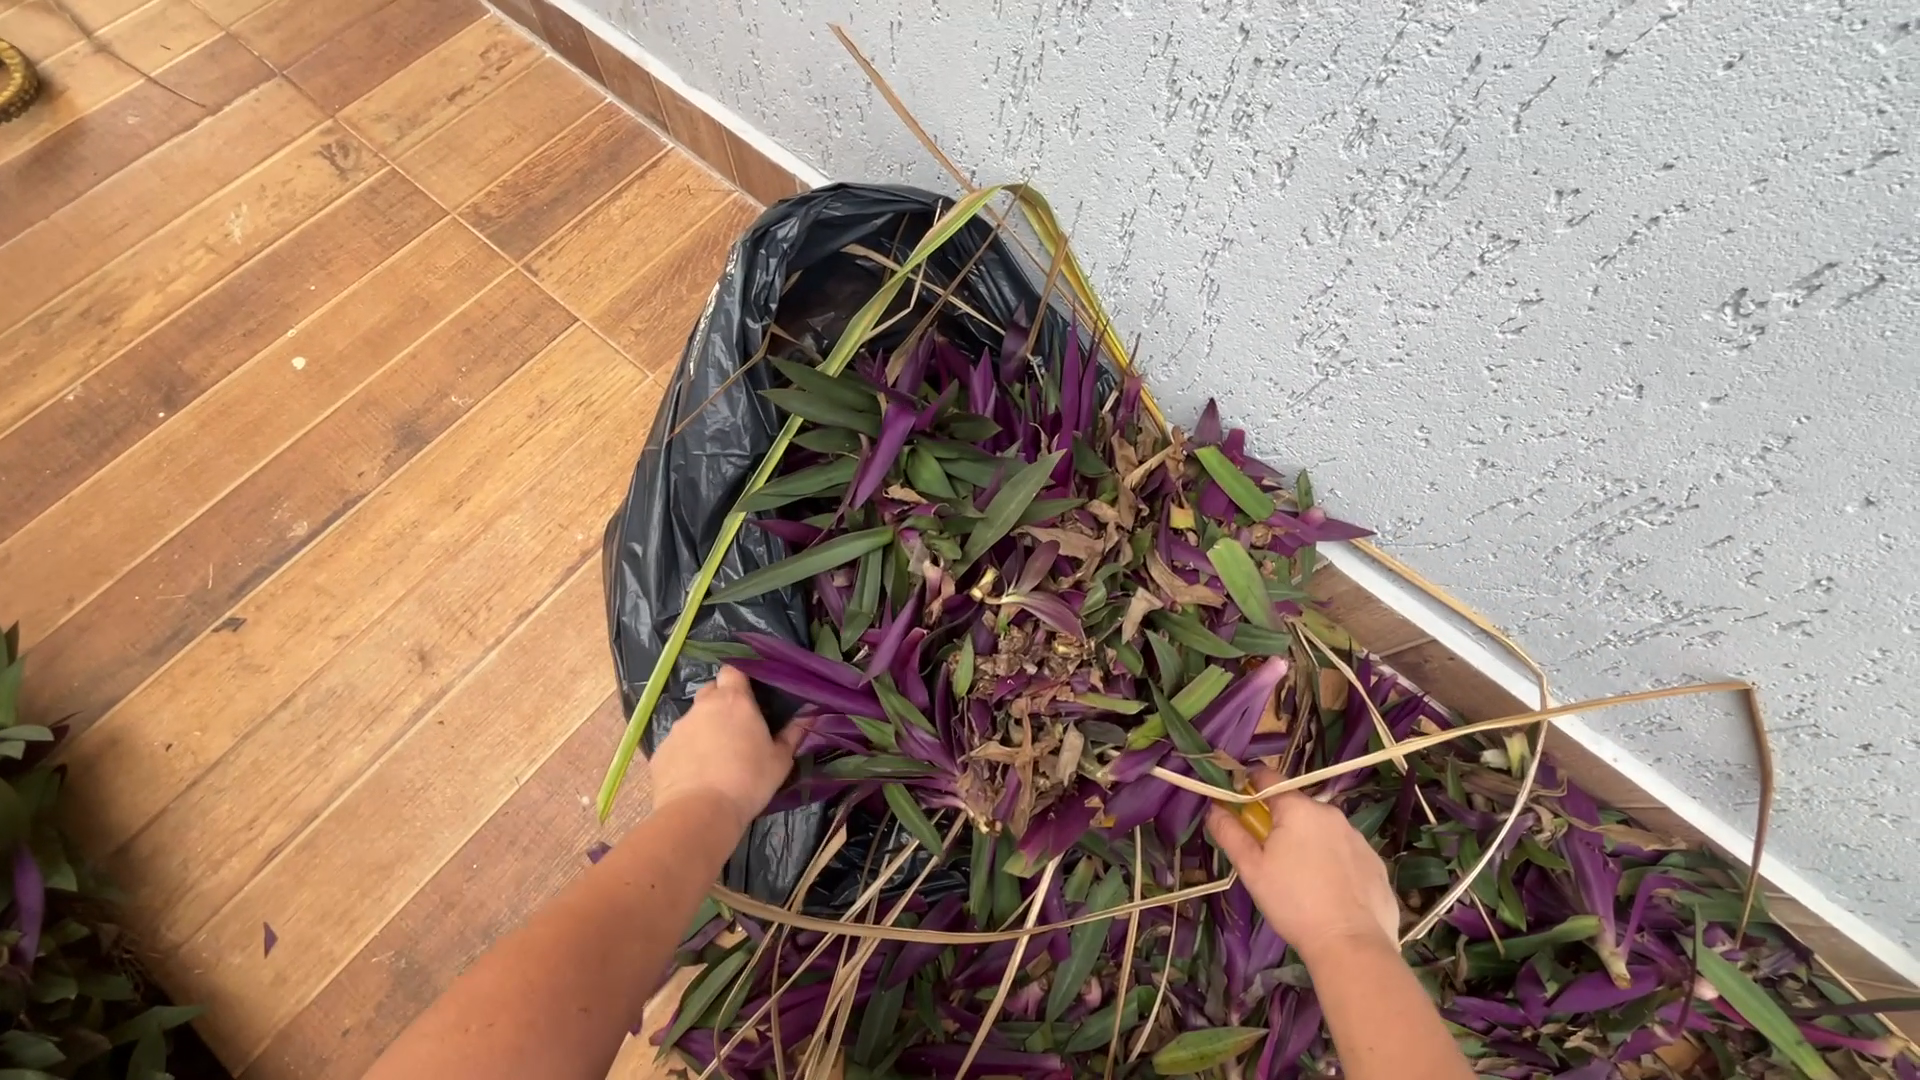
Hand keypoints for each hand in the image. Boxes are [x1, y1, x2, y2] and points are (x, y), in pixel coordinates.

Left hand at [647, 666, 803, 835]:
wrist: (699, 813)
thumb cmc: (748, 781)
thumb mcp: (780, 761)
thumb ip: (793, 735)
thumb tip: (808, 717)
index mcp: (734, 701)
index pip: (732, 670)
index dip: (739, 676)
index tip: (749, 690)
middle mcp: (703, 707)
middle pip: (711, 690)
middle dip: (722, 701)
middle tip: (736, 724)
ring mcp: (679, 729)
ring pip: (694, 719)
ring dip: (705, 729)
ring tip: (716, 756)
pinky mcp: (661, 752)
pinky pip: (678, 744)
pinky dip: (687, 752)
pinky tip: (697, 775)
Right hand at [1205, 766, 1399, 959]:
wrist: (1352, 946)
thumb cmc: (1293, 902)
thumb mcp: (1251, 868)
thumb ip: (1229, 832)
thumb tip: (1213, 807)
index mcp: (1298, 808)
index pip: (1267, 777)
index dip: (1249, 786)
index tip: (1238, 805)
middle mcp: (1330, 813)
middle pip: (1296, 806)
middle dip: (1279, 822)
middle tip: (1269, 855)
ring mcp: (1358, 838)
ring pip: (1321, 829)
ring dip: (1307, 841)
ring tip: (1301, 879)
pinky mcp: (1375, 863)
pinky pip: (1345, 852)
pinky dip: (1333, 862)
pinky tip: (1328, 891)